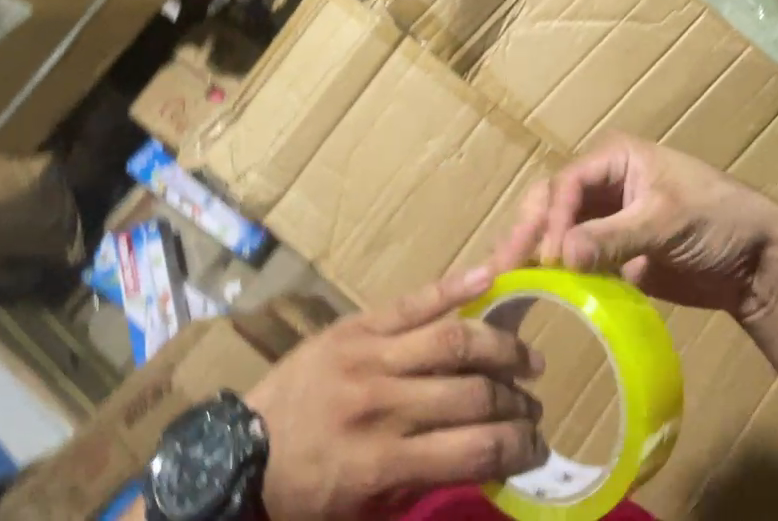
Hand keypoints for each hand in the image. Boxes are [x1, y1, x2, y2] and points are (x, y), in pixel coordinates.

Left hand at [246, 267, 548, 520]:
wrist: (240, 451)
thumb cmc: (305, 490)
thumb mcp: (364, 508)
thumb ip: (423, 482)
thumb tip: (485, 457)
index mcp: (384, 460)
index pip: (476, 449)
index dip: (519, 448)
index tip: (537, 448)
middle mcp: (383, 404)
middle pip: (474, 395)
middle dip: (517, 404)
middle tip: (534, 407)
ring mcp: (369, 356)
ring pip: (454, 342)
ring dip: (502, 349)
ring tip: (528, 359)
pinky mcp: (356, 326)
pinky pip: (412, 302)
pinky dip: (454, 288)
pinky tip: (489, 279)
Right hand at [491, 134, 777, 322]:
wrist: (758, 262)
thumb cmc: (718, 221)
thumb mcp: (665, 220)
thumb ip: (612, 237)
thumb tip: (558, 257)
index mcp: (615, 158)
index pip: (567, 183)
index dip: (551, 218)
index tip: (546, 258)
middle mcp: (603, 184)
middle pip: (552, 203)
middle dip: (528, 233)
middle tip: (502, 268)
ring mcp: (606, 219)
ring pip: (557, 231)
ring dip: (535, 254)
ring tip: (508, 282)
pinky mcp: (611, 251)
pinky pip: (575, 259)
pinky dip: (556, 274)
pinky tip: (536, 293)